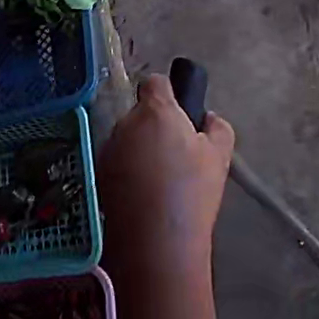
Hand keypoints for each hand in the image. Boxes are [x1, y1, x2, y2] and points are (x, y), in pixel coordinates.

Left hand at [97, 73, 235, 274]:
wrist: (155, 237)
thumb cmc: (192, 191)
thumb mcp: (219, 156)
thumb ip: (216, 128)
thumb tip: (206, 118)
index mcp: (155, 112)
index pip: (155, 82)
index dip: (169, 93)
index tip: (180, 112)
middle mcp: (125, 123)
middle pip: (141, 113)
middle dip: (156, 126)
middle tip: (177, 154)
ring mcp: (108, 146)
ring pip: (128, 137)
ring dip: (141, 147)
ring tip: (162, 179)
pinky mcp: (99, 170)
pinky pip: (117, 158)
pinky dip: (128, 167)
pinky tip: (144, 191)